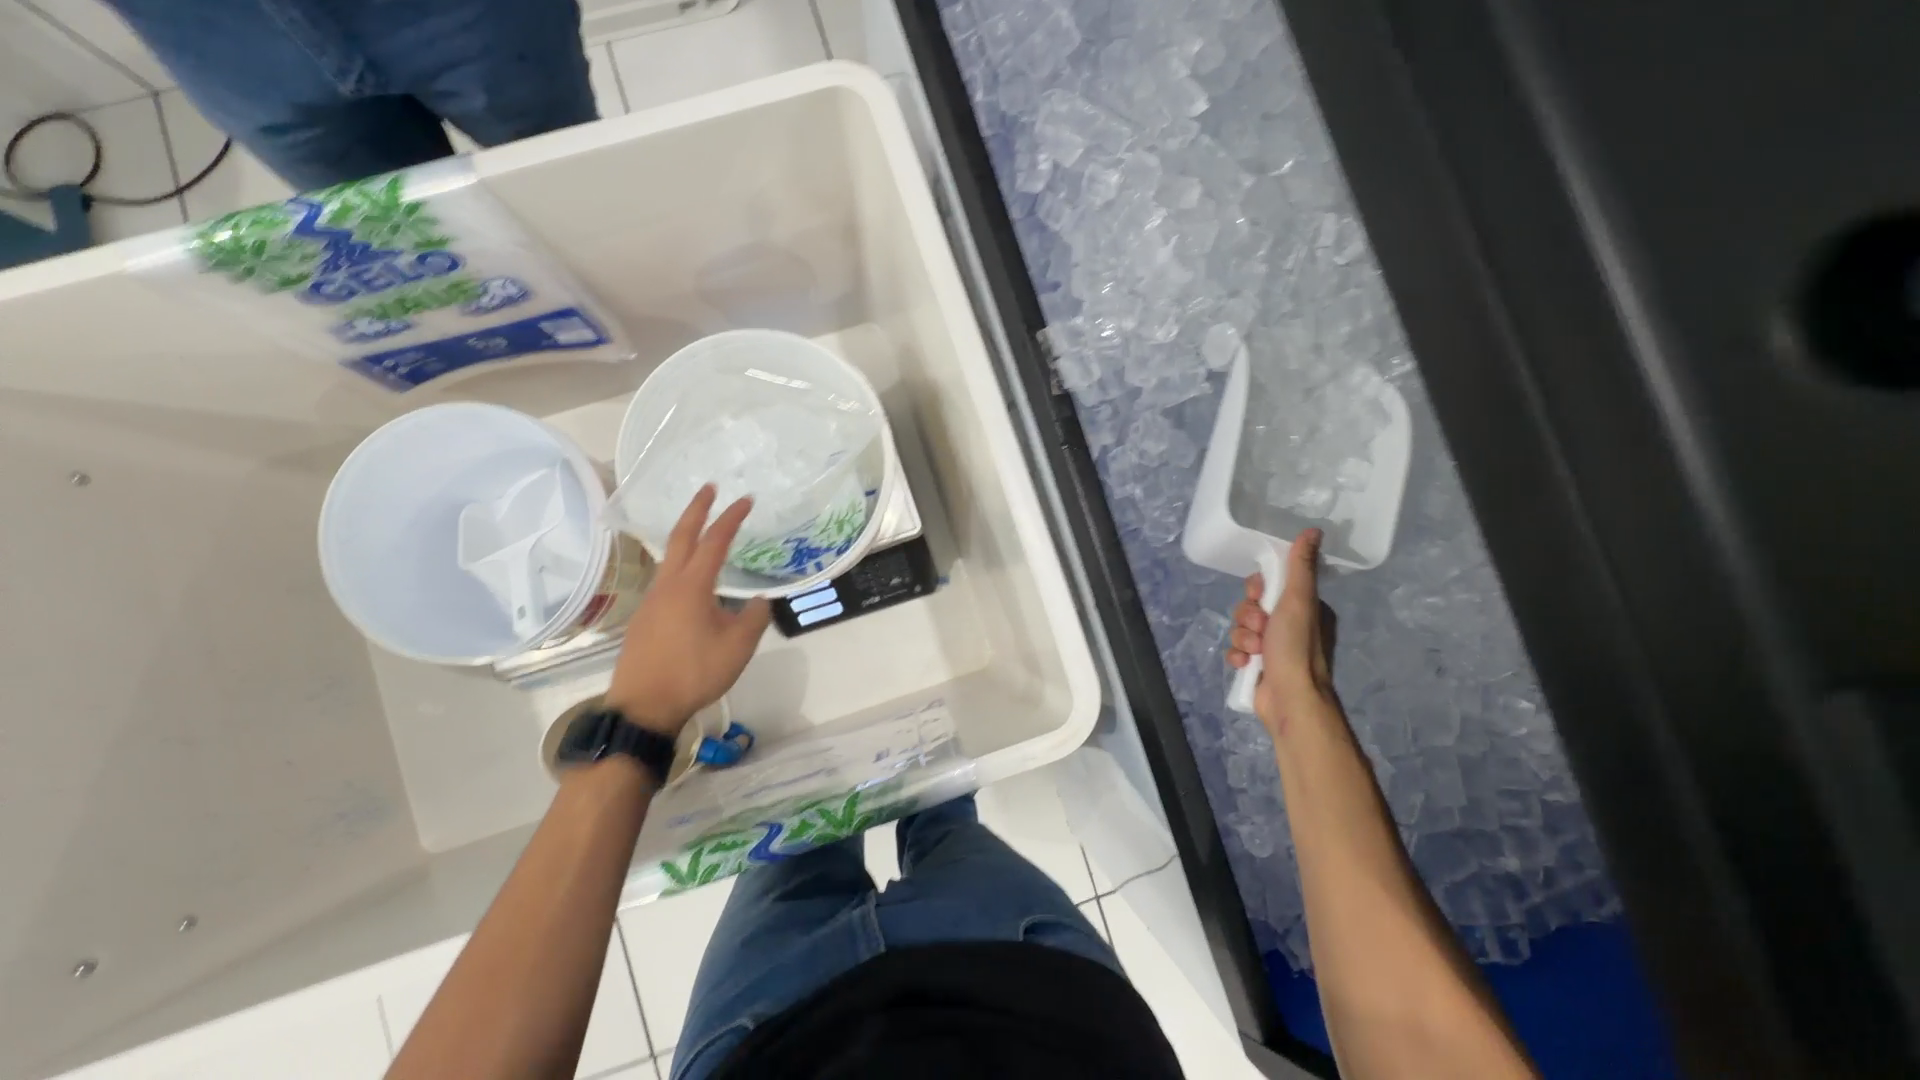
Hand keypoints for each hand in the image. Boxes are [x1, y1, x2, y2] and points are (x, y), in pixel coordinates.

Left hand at [605, 485, 771, 735]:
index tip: (746, 500)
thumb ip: (753, 619)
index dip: (731, 518)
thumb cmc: (694, 673)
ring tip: (703, 532)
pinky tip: (692, 581)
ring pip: (670, 559)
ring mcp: (651, 601)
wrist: (643, 705)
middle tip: (708, 488)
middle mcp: (668, 585)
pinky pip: (666, 580)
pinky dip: (681, 565)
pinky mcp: (645, 618)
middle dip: (696, 510)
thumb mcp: (738, 647)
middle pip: (681, 537)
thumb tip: (759, 601)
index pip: (714, 542)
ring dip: (686, 538)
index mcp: (692, 586)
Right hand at [1227, 527, 1334, 733]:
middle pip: (1252, 605)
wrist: (1289, 699)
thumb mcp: (1299, 601)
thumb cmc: (1296, 648)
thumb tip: (1312, 531)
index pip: (1272, 584)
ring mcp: (1274, 648)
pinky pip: (1236, 650)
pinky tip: (1245, 664)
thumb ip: (1301, 567)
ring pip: (1242, 628)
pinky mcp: (1258, 667)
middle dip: (1248, 616)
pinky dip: (1237, 656)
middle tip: (1259, 628)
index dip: (1258, 589)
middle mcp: (1291, 626)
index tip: (1258, 596)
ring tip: (1254, 651)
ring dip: (1242, 637)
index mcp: (1305, 609)